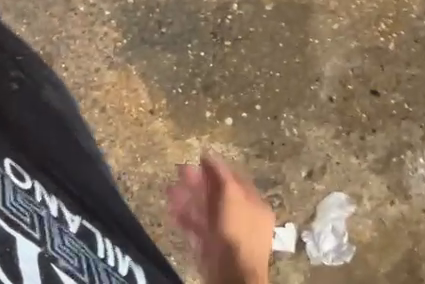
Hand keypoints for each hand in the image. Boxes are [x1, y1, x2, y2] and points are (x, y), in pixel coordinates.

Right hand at [166, 154, 275, 283]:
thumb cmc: (237, 230)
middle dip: (196, 182)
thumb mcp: (232, 195)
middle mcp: (242, 217)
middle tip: (179, 171)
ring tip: (170, 190)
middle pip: (217, 193)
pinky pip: (197, 225)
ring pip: (204, 208)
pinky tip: (172, 209)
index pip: (235, 180)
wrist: (232, 273)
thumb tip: (208, 153)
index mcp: (254, 205)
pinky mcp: (211, 243)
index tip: (197, 159)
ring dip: (186, 197)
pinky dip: (184, 216)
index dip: (216, 168)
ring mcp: (226, 232)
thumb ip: (221, 173)